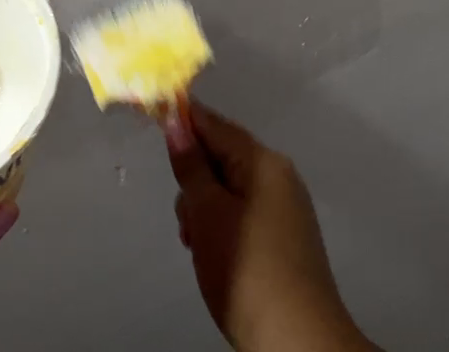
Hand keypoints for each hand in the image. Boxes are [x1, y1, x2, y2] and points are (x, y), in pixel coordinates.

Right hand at [164, 101, 377, 351]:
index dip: (181, 121)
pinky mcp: (284, 240)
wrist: (297, 340)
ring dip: (204, 210)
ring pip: (228, 191)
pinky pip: (241, 216)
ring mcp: (284, 210)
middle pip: (222, 159)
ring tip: (198, 246)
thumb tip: (176, 121)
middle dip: (194, 182)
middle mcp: (279, 177)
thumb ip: (191, 165)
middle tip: (186, 219)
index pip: (214, 125)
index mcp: (264, 162)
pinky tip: (213, 257)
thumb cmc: (245, 267)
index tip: (150, 119)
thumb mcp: (207, 212)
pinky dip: (221, 229)